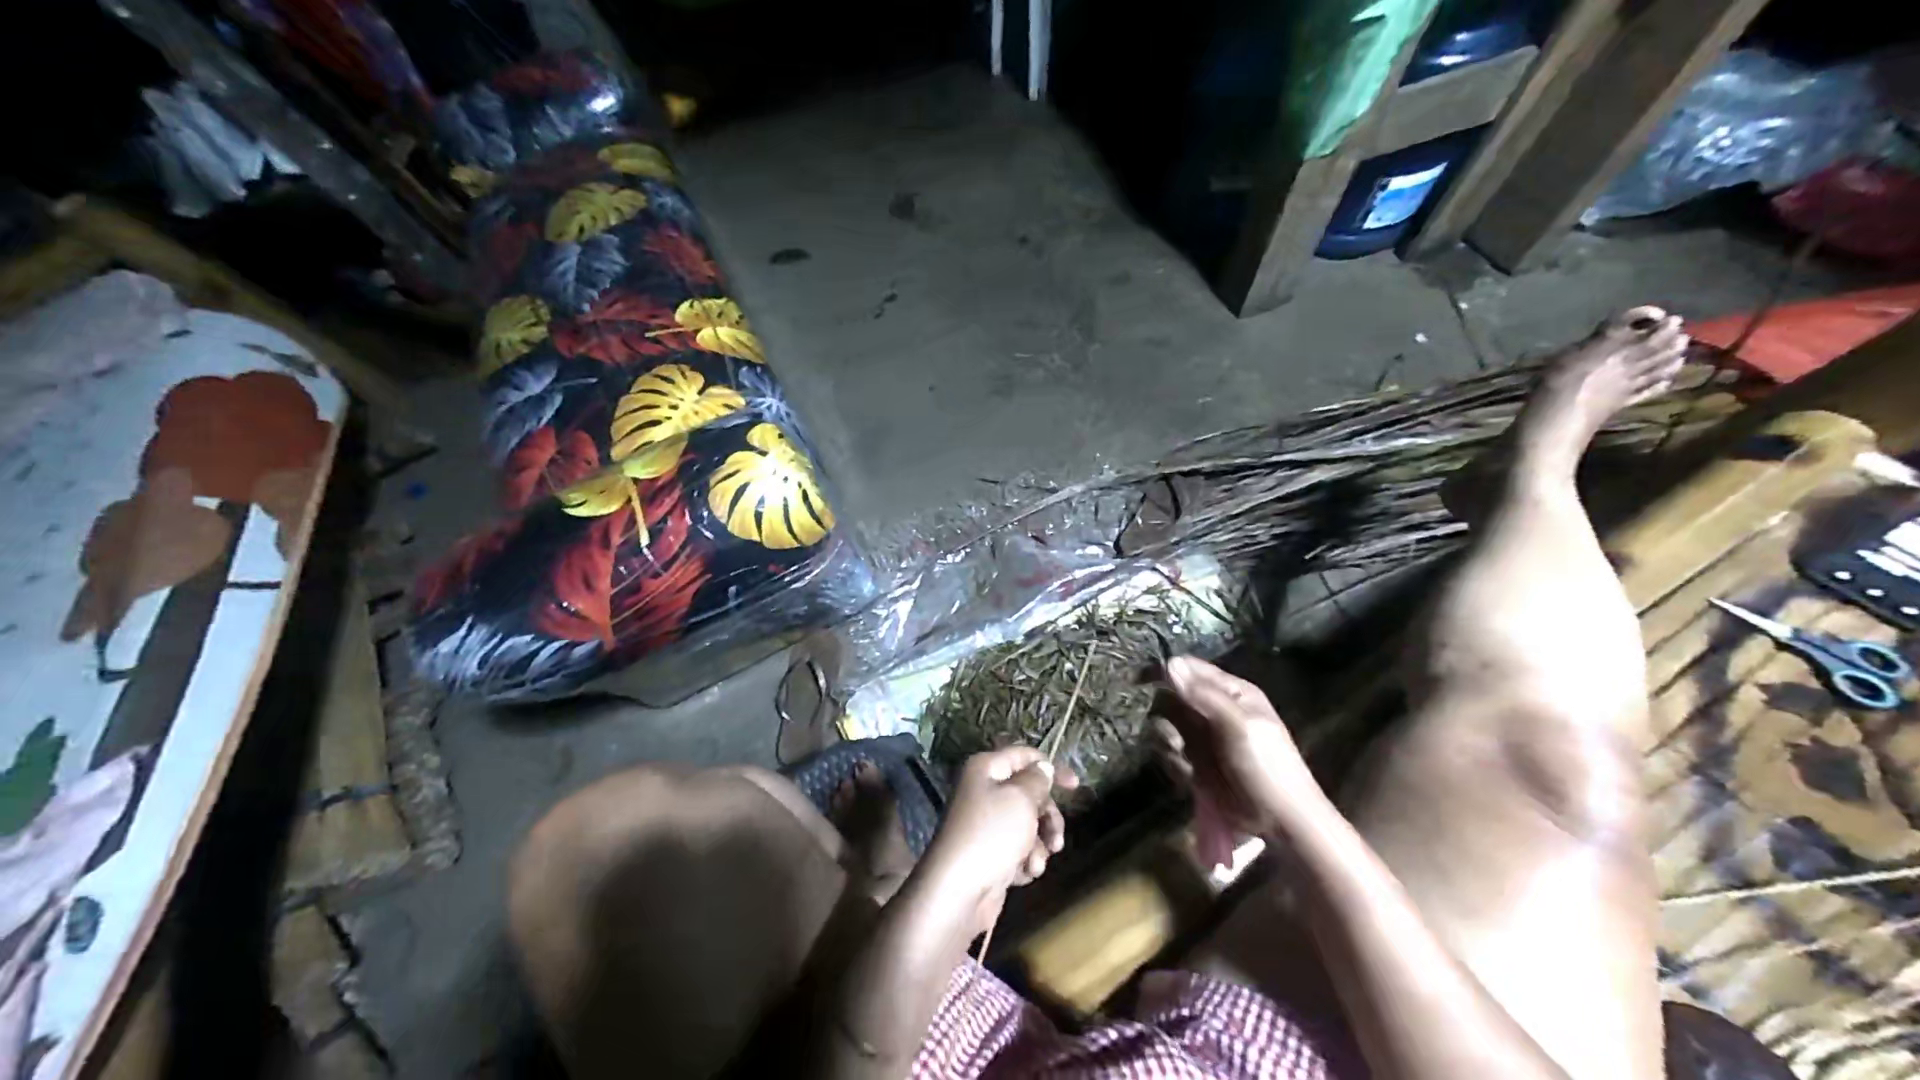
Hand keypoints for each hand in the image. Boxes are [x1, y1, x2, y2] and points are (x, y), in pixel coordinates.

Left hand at [918, 747, 1076, 936]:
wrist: (959, 892)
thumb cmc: (991, 834)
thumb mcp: (1021, 798)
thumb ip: (1037, 780)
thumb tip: (1043, 768)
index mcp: (986, 769)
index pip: (1023, 755)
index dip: (1051, 766)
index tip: (1076, 785)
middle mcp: (984, 792)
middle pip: (1029, 794)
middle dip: (1048, 816)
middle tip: (1056, 838)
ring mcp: (987, 825)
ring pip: (1029, 825)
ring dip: (1039, 844)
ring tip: (1036, 862)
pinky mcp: (991, 854)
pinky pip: (1019, 849)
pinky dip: (1026, 860)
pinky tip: (1023, 873)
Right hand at [1156, 656, 1329, 840]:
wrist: (1280, 822)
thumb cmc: (1267, 767)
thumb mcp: (1240, 726)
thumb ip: (1204, 695)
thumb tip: (1170, 663)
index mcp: (1231, 692)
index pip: (1190, 669)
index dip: (1165, 671)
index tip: (1139, 680)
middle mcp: (1213, 710)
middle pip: (1172, 697)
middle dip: (1165, 713)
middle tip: (1174, 736)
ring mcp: (1203, 737)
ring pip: (1166, 725)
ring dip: (1167, 740)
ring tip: (1182, 756)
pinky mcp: (1195, 762)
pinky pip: (1169, 752)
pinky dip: (1173, 762)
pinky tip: (1188, 775)